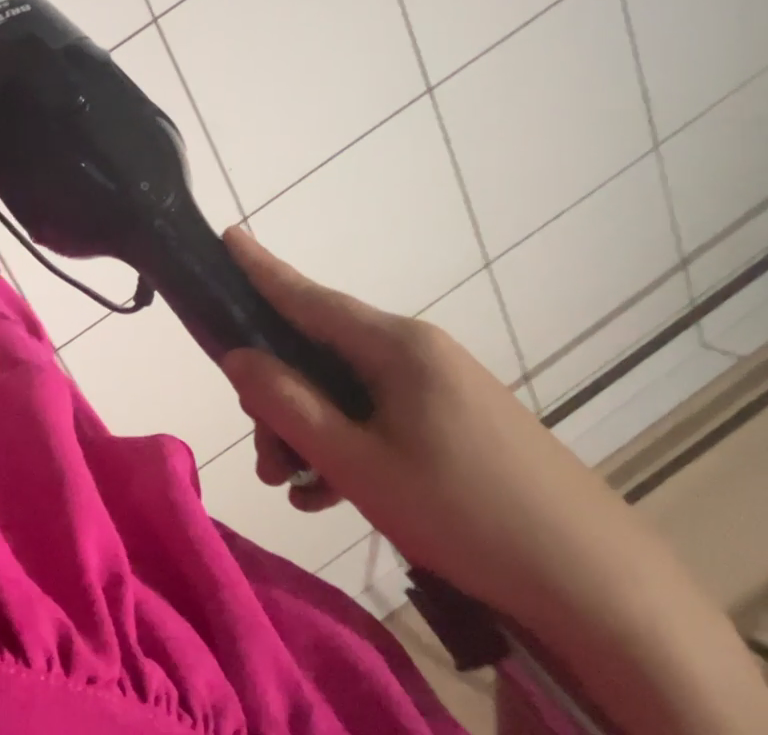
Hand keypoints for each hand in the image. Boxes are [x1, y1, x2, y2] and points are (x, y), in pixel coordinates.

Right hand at [217, 228, 656, 620]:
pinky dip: (344, 447)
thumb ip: (285, 403)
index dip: (260, 268)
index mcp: (395, 347)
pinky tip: (326, 496)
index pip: (308, 296)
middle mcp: (417, 353)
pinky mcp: (454, 421)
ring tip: (293, 488)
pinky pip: (376, 417)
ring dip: (306, 433)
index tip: (224, 235)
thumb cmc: (463, 512)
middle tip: (265, 460)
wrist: (596, 585)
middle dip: (275, 398)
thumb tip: (236, 356)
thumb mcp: (354, 461)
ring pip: (342, 391)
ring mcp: (440, 387)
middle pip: (316, 354)